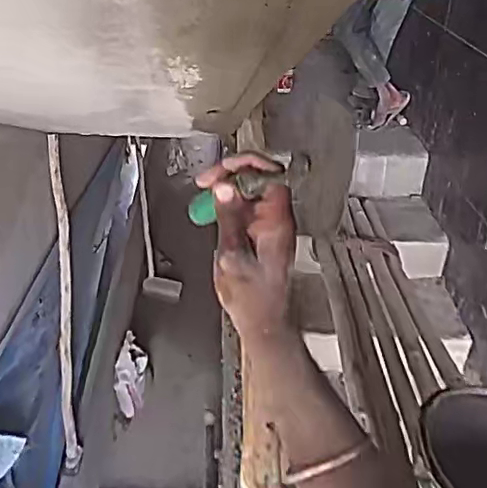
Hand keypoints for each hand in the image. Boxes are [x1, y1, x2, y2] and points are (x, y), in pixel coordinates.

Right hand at [195, 154, 297, 346]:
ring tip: (207, 194)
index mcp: (277, 221)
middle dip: (231, 173)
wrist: (262, 322)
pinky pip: (248, 207)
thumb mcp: (231, 255)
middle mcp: (279, 219)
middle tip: (207, 181)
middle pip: (259, 177)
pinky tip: (215, 210)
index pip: (269, 173)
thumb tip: (224, 186)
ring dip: (229, 188)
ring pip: (252, 191)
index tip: (220, 172)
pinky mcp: (263, 233)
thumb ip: (227, 217)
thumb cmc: (253, 298)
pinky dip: (230, 203)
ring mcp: (271, 225)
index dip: (244, 164)